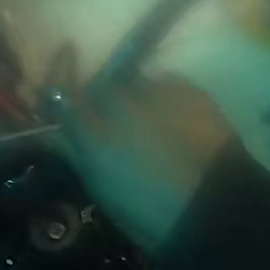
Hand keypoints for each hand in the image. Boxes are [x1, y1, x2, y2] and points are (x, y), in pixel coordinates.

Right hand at [55, 77, 234, 251]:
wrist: (216, 212)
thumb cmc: (149, 213)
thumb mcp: (101, 188)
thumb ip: (74, 152)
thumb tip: (53, 133)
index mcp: (89, 129)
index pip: (61, 88)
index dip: (61, 71)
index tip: (66, 56)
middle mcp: (117, 100)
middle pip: (103, 85)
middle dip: (106, 99)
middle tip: (118, 123)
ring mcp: (155, 90)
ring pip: (138, 86)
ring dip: (140, 100)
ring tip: (156, 127)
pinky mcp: (188, 90)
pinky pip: (169, 89)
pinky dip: (168, 103)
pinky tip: (180, 127)